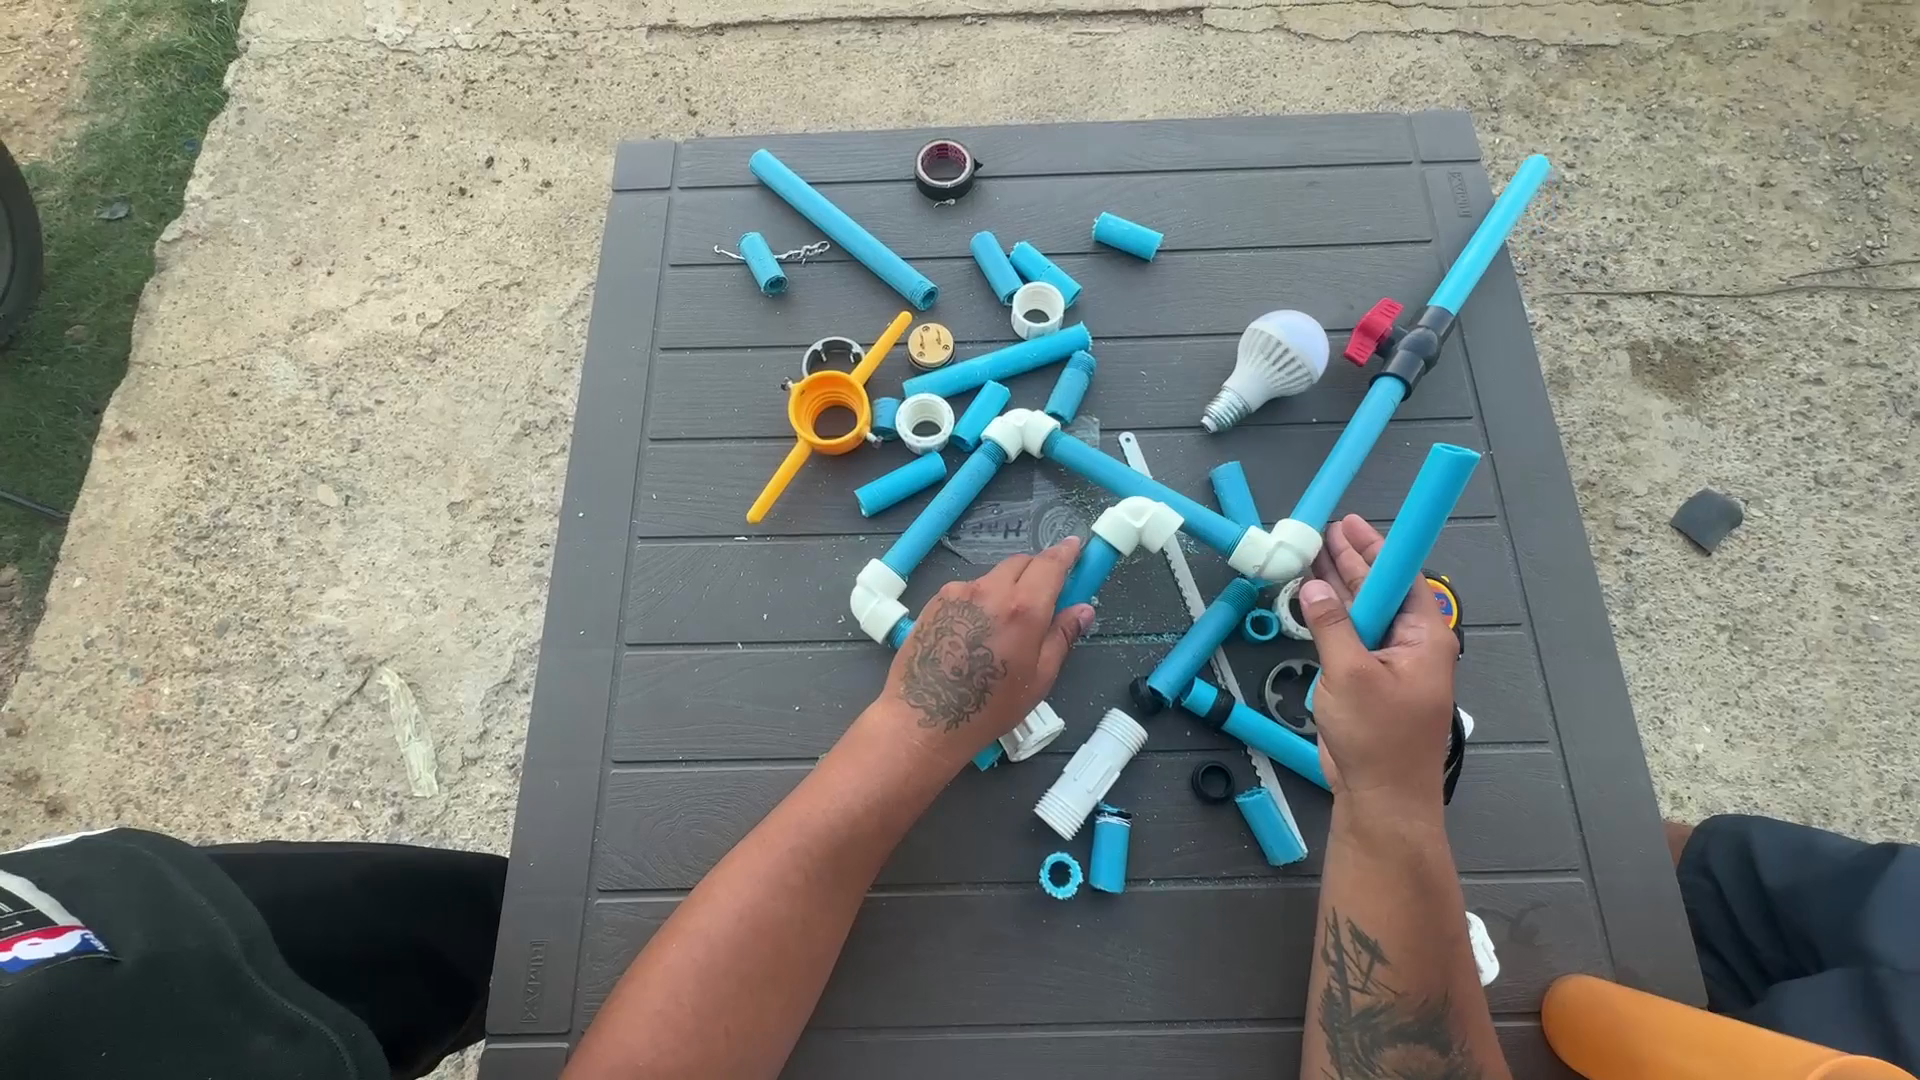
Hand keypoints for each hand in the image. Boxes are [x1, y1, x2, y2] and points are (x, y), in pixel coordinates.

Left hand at [870, 536, 1096, 769]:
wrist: (923, 718)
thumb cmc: (988, 707)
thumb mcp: (1039, 678)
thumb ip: (1062, 637)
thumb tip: (1082, 610)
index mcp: (1022, 608)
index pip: (1051, 564)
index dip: (1066, 552)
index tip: (1075, 546)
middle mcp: (989, 590)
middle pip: (1021, 564)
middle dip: (1037, 572)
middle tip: (1044, 598)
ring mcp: (958, 592)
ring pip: (993, 577)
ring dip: (1006, 588)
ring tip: (1004, 628)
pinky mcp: (935, 601)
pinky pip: (968, 590)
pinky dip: (981, 600)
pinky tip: (975, 633)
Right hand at [1302, 515, 1458, 816]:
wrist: (1380, 795)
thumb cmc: (1378, 737)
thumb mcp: (1350, 674)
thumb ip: (1331, 626)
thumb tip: (1315, 587)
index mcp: (1423, 639)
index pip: (1402, 579)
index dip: (1376, 549)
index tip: (1351, 525)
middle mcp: (1409, 645)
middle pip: (1380, 592)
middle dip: (1352, 562)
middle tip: (1325, 534)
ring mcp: (1387, 663)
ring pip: (1361, 613)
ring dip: (1336, 587)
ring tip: (1313, 558)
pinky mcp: (1366, 680)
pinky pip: (1348, 636)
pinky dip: (1329, 616)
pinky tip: (1311, 600)